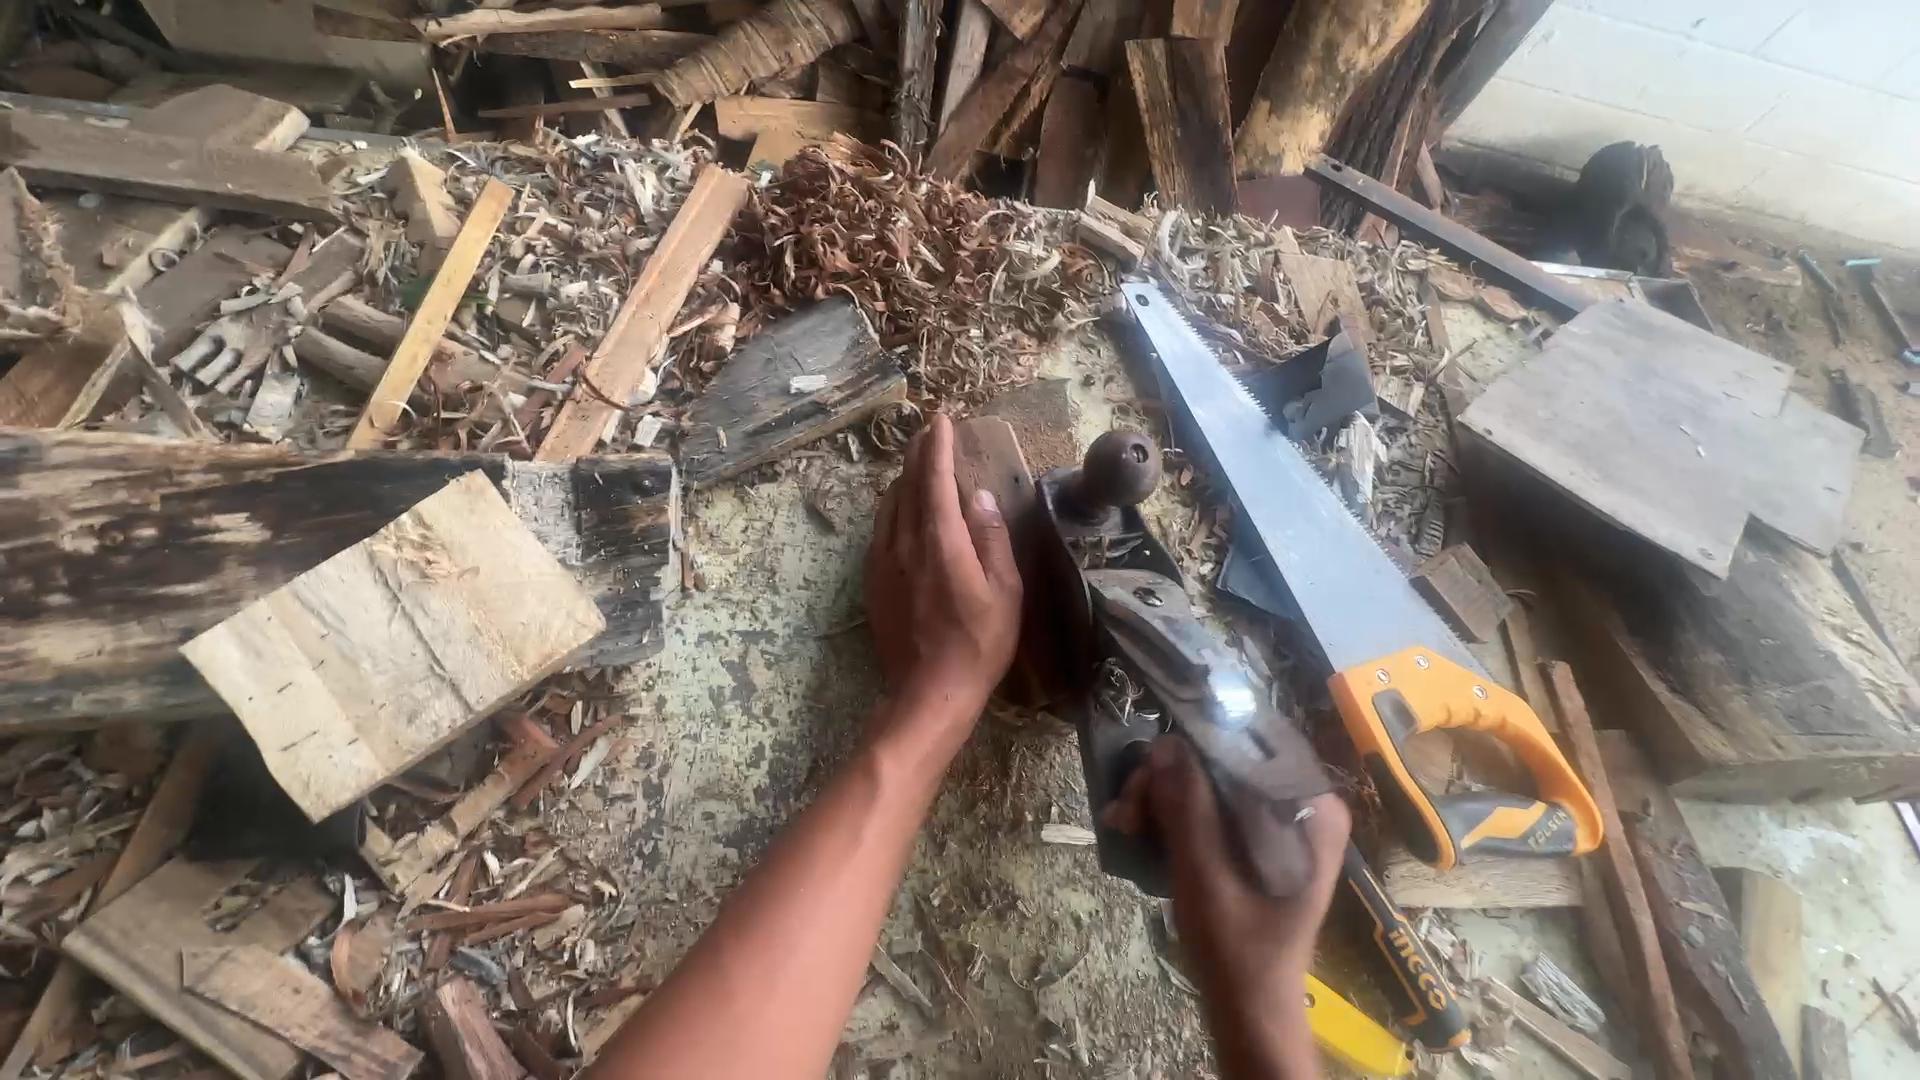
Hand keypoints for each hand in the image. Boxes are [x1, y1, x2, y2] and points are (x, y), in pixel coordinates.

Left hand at [865, 414, 1022, 719]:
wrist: (930, 691)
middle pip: (907, 485)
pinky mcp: (873, 581)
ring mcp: (884, 562)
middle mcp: (906, 543)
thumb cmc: (979, 644)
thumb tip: (979, 497)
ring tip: (916, 464)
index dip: (938, 447)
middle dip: (917, 454)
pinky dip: (891, 508)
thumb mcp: (1004, 592)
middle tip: (928, 432)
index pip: (935, 479)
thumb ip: (991, 539)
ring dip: (903, 479)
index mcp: (941, 542)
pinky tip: (899, 509)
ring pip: (889, 506)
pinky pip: (880, 530)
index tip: (941, 420)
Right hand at [1103, 737, 1349, 1074]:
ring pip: (1209, 780)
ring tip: (1125, 823)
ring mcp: (1279, 819)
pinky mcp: (1257, 835)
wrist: (1250, 1008)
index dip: (1192, 746)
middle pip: (1222, 761)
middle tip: (1128, 809)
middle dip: (1168, 779)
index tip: (1148, 768)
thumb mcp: (1205, 874)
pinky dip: (1173, 813)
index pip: (1248, 743)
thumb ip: (1187, 807)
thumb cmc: (1238, 947)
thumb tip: (1164, 743)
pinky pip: (1210, 804)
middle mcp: (1301, 801)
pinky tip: (1138, 830)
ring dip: (1161, 797)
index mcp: (1310, 807)